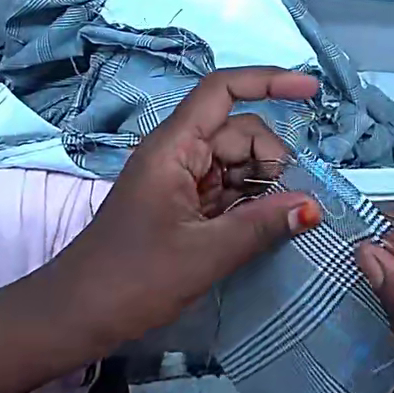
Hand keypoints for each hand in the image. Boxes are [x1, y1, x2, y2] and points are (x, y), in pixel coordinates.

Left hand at [45, 67, 323, 352]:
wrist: (80, 311)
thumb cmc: (134, 276)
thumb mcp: (205, 253)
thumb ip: (261, 224)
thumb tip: (313, 206)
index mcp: (174, 145)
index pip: (222, 91)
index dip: (267, 82)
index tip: (311, 91)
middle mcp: (177, 151)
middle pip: (238, 132)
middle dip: (271, 160)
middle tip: (288, 207)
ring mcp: (177, 176)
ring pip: (234, 161)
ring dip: (262, 184)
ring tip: (275, 222)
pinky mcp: (180, 202)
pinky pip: (224, 187)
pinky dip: (247, 202)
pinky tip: (261, 228)